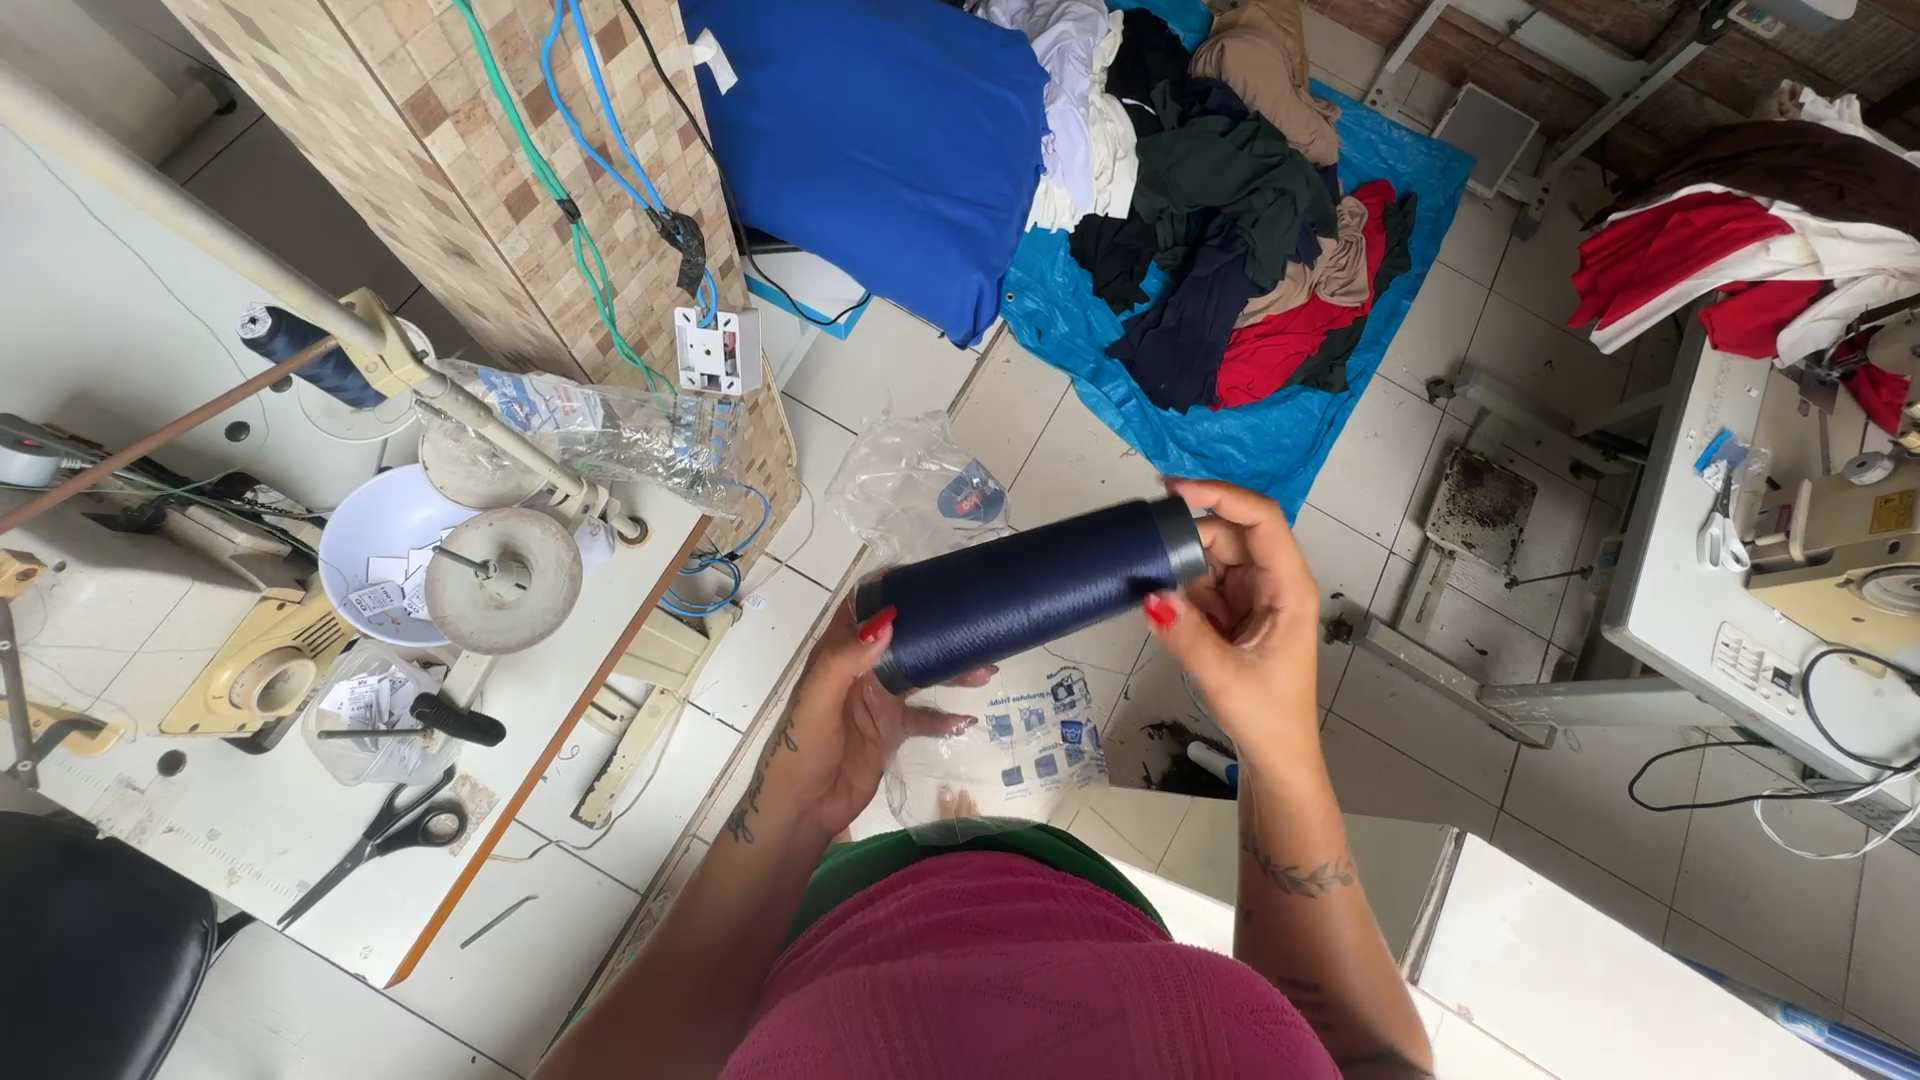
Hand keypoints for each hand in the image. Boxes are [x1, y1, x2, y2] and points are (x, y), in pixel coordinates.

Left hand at [723, 597, 988, 846]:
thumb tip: (889, 621)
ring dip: (951, 671)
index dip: (888, 589)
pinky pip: (926, 718)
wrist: (803, 810)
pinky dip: (947, 718)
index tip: (926, 575)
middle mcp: (862, 671)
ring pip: (922, 675)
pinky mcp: (892, 731)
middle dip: (935, 629)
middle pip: (903, 639)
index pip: (863, 609)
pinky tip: (969, 720)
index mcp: (839, 655)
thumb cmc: (802, 750)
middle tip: (973, 619)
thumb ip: (847, 659)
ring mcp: (879, 701)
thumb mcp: (818, 700)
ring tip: (986, 669)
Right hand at [1143, 478, 1321, 766]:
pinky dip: (1177, 583)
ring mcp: (1250, 595)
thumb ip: (1186, 635)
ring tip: (1146, 568)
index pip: (1262, 521)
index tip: (1175, 489)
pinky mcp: (1231, 611)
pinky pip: (1201, 581)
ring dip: (1179, 559)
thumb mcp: (1224, 677)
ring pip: (1211, 555)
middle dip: (1188, 532)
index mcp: (1289, 588)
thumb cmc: (1267, 718)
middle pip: (1230, 533)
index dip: (1221, 496)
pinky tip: (1157, 593)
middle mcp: (1272, 582)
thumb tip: (1150, 594)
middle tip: (1144, 541)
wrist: (1275, 757)